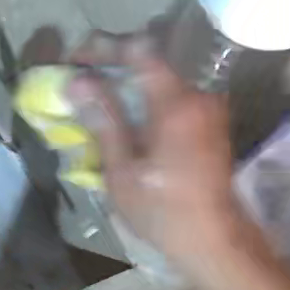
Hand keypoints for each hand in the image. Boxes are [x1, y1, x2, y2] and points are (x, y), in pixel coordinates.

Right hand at [67, 41, 247, 267]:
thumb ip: (103, 121)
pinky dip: (146, 98)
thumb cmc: (163, 211)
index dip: (103, 48)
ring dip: (128, 83)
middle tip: (80, 78)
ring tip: (96, 97)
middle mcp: (197, 96)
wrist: (214, 241)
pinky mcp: (209, 123)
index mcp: (175, 104)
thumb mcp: (122, 171)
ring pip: (161, 79)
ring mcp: (208, 108)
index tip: (76, 59)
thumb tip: (76, 82)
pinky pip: (172, 96)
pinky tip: (124, 117)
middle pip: (151, 61)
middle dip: (112, 64)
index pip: (139, 50)